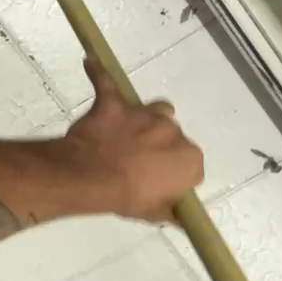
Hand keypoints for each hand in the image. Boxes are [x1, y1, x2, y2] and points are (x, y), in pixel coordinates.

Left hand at [56, 57, 202, 222]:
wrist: (92, 176)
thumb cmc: (128, 197)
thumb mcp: (156, 213)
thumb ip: (171, 210)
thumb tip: (180, 218)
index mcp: (190, 158)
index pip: (188, 162)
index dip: (171, 170)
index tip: (155, 178)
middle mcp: (172, 130)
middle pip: (171, 134)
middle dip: (158, 144)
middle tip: (137, 158)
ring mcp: (142, 113)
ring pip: (154, 109)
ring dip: (145, 117)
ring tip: (130, 128)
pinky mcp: (114, 103)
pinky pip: (104, 81)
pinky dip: (98, 72)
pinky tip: (91, 62)